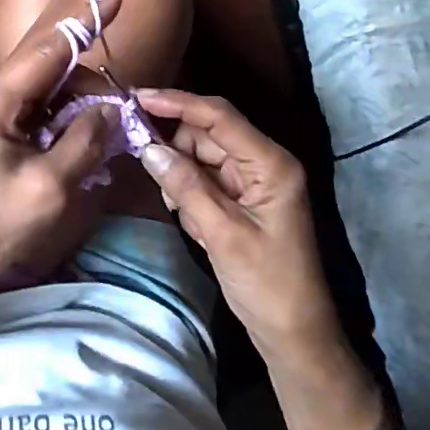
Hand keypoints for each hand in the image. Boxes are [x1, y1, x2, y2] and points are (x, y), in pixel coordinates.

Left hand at [0, 0, 122, 298]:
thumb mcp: (51, 185)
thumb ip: (85, 138)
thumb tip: (111, 108)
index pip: (46, 50)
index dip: (83, 23)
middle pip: (48, 68)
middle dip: (88, 84)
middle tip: (120, 115)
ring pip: (45, 87)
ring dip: (77, 103)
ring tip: (104, 134)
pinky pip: (35, 106)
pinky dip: (62, 116)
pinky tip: (81, 138)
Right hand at [135, 89, 339, 355]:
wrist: (292, 332)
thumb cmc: (266, 283)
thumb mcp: (221, 233)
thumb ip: (185, 185)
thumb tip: (148, 147)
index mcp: (270, 163)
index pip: (218, 116)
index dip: (177, 102)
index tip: (137, 97)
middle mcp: (262, 162)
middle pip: (205, 133)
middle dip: (174, 146)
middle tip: (142, 161)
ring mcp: (250, 180)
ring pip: (198, 155)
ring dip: (180, 176)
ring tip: (181, 212)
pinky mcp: (239, 197)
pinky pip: (201, 178)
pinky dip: (187, 193)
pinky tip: (192, 222)